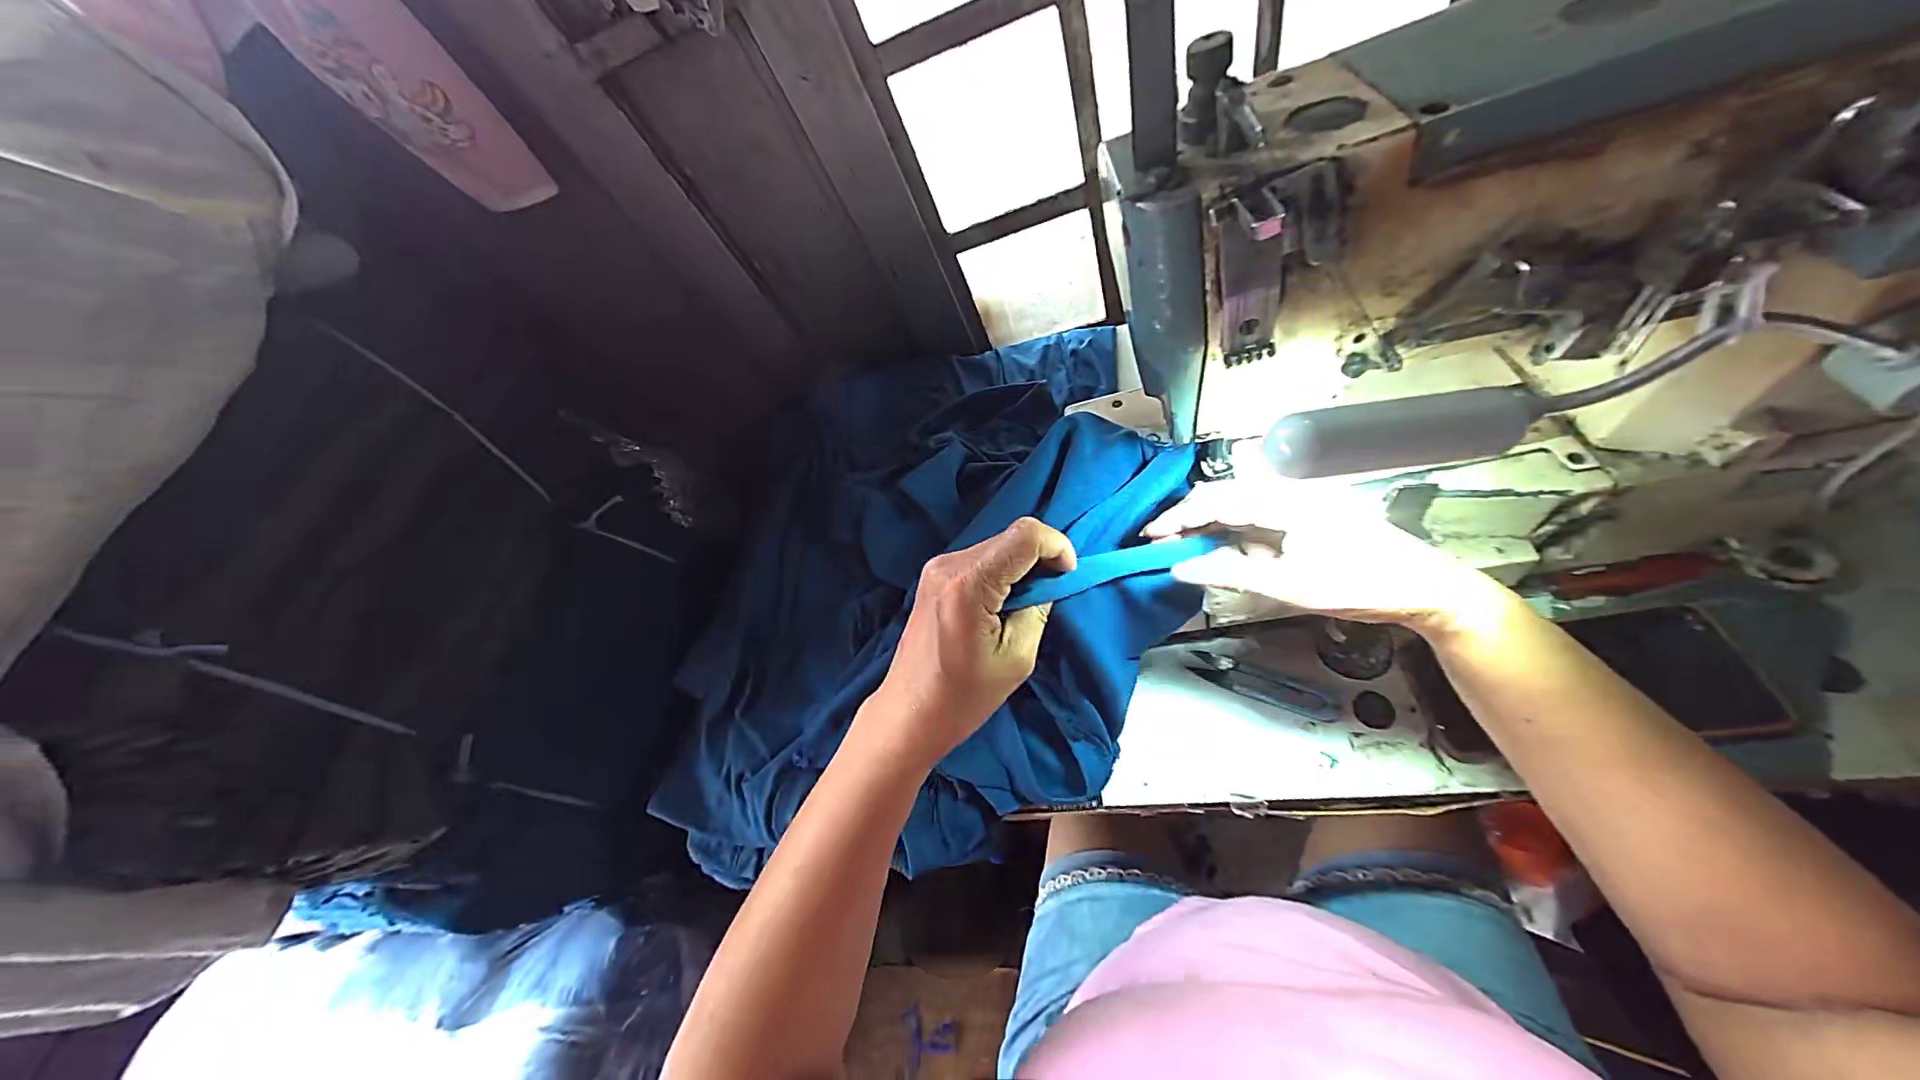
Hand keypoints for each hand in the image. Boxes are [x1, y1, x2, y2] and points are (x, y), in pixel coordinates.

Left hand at [855, 518, 1075, 770]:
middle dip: (1040, 559)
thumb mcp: (1017, 657)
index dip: (1057, 547)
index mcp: (969, 584)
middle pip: (1012, 537)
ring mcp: (936, 567)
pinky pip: (981, 559)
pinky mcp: (933, 576)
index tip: (1067, 576)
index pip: (1025, 535)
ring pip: (997, 546)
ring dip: (1020, 567)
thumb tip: (1050, 581)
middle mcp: (948, 565)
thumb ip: (1038, 608)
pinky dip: (1001, 573)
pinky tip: (1000, 605)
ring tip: (1022, 607)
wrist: (909, 712)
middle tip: (1049, 595)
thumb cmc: (962, 697)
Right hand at [1141, 478, 1519, 635]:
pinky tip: (1234, 555)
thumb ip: (1229, 572)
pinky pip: (1260, 521)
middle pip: (1225, 498)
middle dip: (1191, 521)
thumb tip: (1181, 568)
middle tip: (1163, 543)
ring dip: (1215, 530)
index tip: (1150, 535)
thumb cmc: (1362, 584)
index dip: (1178, 516)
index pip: (1216, 500)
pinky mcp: (1308, 516)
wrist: (1425, 589)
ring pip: (1240, 509)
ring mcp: (1301, 503)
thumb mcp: (1289, 585)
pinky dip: (1239, 537)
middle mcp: (1291, 492)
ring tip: (1191, 551)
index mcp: (1285, 500)